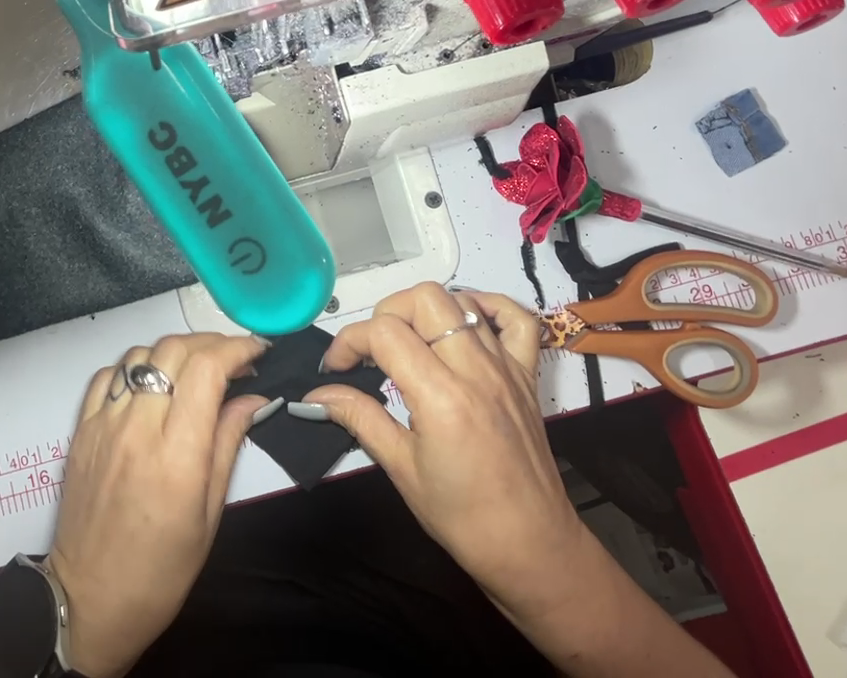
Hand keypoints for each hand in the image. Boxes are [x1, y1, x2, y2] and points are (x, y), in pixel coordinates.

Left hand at [47, 333, 268, 677]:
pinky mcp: (81, 430)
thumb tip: (252, 398)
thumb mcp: (209, 514)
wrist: (89, 600)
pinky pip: (107, 375)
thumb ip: (227, 445)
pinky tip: (152, 385)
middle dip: (211, 343)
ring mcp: (103, 425)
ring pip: (140, 356)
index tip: (257, 351)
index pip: (206, 369)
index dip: (237, 348)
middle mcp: (137, 429)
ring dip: (174, 352)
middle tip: (234, 358)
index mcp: (176, 456)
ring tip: (196, 370)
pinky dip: (136, 368)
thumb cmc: (161, 570)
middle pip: (174, 351)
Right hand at [298, 284, 593, 624]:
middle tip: (373, 352)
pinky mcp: (526, 374)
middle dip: (386, 314)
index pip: (385, 333)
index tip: (336, 368)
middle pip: (424, 299)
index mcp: (441, 397)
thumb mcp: (400, 468)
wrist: (531, 547)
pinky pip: (516, 319)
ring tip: (409, 343)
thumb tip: (315, 396)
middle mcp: (475, 370)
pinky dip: (487, 307)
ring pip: (462, 301)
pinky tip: (462, 323)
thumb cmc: (461, 517)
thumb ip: (359, 418)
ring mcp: (506, 367)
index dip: (349, 342)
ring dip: (425, 311)